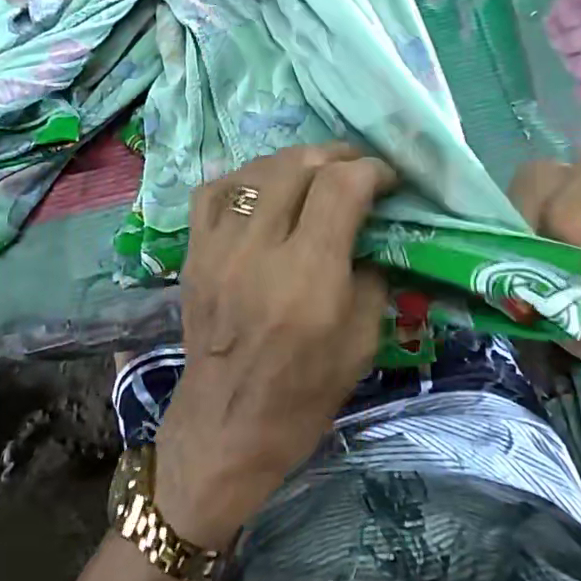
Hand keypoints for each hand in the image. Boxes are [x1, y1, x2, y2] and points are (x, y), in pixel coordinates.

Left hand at [154, 144, 396, 548]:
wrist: (228, 423)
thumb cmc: (304, 393)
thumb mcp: (362, 341)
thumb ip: (370, 273)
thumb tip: (370, 226)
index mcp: (308, 277)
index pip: (340, 187)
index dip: (371, 170)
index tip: (387, 178)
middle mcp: (258, 252)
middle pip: (296, 167)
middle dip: (335, 156)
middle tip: (355, 167)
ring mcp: (217, 249)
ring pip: (254, 172)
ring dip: (292, 162)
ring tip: (314, 171)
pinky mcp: (193, 254)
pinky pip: (212, 192)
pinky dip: (243, 179)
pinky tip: (263, 188)